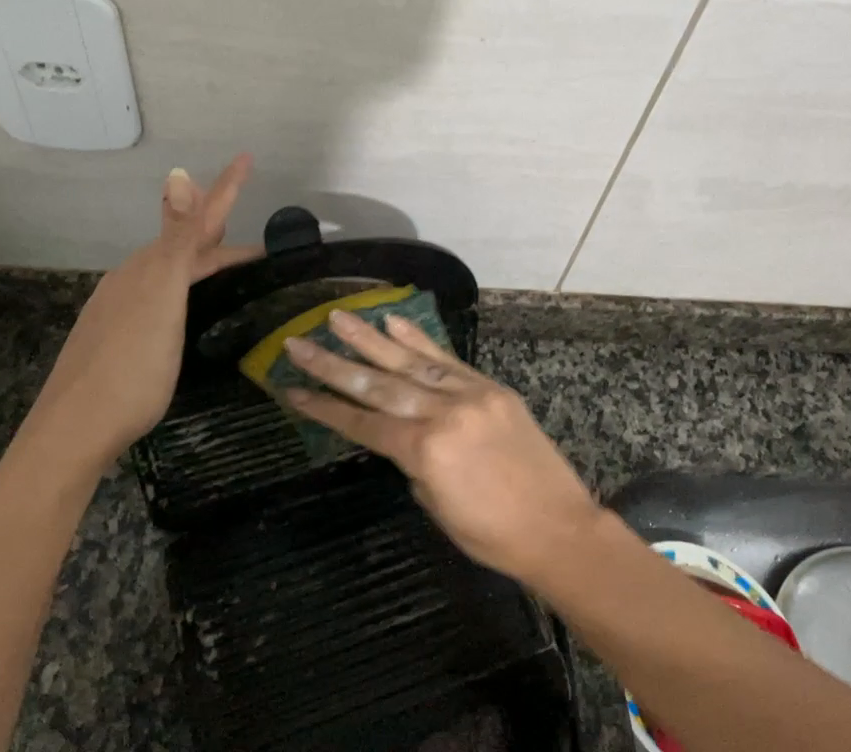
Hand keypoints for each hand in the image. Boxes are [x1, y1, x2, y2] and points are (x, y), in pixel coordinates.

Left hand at [33, 156, 260, 463]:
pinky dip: (184, 292)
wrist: (76, 429)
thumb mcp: (161, 299)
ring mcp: (120, 311)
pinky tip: (187, 311)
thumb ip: (175, 240)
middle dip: (218, 238)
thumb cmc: (130, 367)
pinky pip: (160, 299)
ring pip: (170, 275)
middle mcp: (131, 282)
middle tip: (258, 247)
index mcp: (147, 269)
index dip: (224, 192)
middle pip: (183, 249)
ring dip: (200, 266)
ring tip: (229, 274)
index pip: (194, 221)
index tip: (249, 159)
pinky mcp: (118, 340)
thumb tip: (178, 174)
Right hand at [282, 311, 604, 583]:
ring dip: (370, 338)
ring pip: (411, 362)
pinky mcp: (492, 389)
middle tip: (297, 341)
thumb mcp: (436, 506)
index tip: (291, 389)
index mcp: (425, 450)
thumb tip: (398, 435)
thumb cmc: (492, 535)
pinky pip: (449, 360)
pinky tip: (394, 322)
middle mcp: (443, 413)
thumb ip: (411, 462)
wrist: (559, 528)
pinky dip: (420, 340)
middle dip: (333, 363)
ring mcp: (470, 395)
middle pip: (377, 384)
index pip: (362, 423)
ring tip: (338, 316)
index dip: (324, 407)